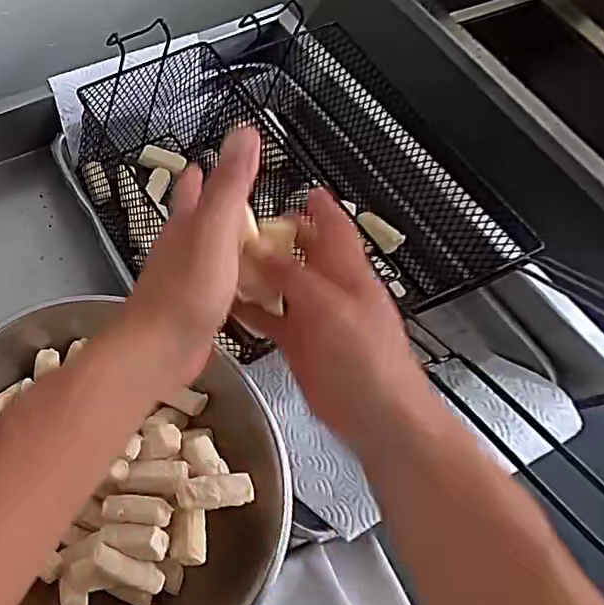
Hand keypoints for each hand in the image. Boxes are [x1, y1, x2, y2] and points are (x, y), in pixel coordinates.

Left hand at [123, 127, 261, 385]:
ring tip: (242, 237)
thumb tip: (242, 133)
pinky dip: (229, 279)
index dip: (202, 173)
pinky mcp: (192, 310)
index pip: (193, 188)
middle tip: (223, 195)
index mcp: (185, 225)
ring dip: (222, 242)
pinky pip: (216, 286)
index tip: (208, 159)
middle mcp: (180, 250)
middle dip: (207, 204)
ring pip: (205, 252)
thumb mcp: (216, 227)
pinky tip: (238, 287)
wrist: (160, 348)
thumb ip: (231, 182)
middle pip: (194, 219)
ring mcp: (184, 281)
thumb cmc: (184, 292)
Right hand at [236, 189, 444, 458]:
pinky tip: (230, 303)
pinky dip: (250, 308)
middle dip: (276, 238)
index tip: (301, 190)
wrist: (375, 414)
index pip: (334, 228)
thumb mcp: (329, 307)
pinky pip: (269, 317)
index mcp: (348, 274)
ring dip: (256, 272)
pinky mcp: (297, 343)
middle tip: (246, 226)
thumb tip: (262, 254)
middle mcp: (330, 292)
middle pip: (300, 254)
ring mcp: (313, 318)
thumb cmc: (369, 361)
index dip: (318, 208)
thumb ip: (294, 277)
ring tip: (228, 259)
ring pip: (280, 284)